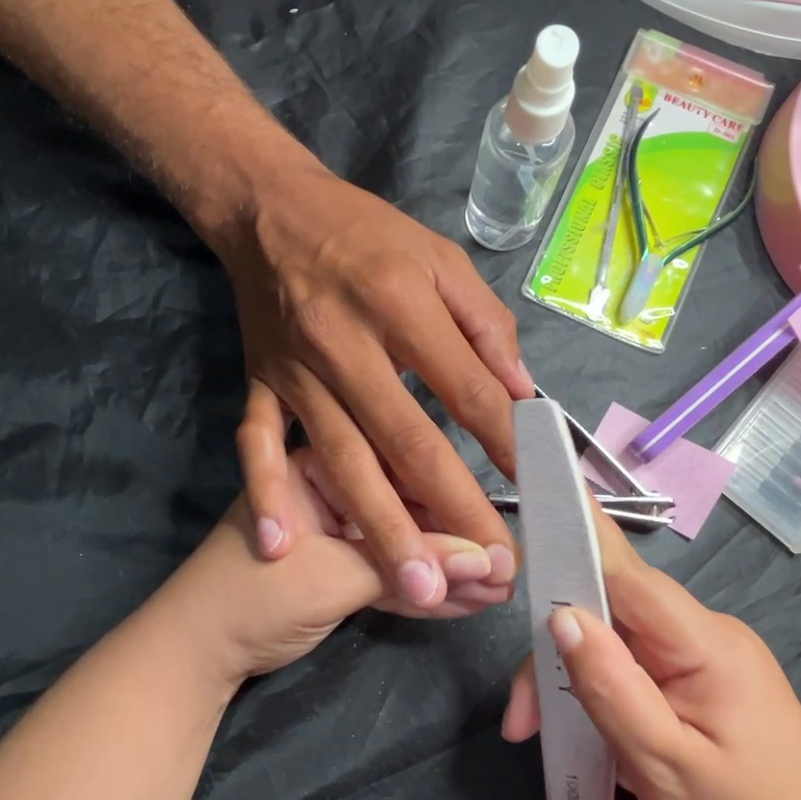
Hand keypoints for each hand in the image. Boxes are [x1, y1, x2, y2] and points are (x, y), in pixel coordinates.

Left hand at [159, 450, 513, 687]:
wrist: (193, 654)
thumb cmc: (250, 595)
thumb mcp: (331, 576)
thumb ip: (408, 566)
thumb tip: (485, 561)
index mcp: (320, 467)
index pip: (401, 474)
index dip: (455, 506)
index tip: (502, 534)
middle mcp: (334, 490)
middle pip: (410, 512)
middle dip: (459, 546)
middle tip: (510, 570)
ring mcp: (338, 534)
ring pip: (404, 548)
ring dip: (447, 574)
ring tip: (499, 593)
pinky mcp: (340, 572)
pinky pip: (391, 576)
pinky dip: (424, 592)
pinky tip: (467, 602)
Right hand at [214, 163, 534, 610]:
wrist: (269, 211)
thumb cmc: (366, 233)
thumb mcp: (439, 256)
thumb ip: (486, 323)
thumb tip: (524, 393)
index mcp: (399, 304)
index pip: (466, 389)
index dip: (507, 443)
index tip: (542, 494)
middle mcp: (346, 346)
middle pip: (405, 442)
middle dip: (452, 509)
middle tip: (488, 569)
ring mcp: (296, 374)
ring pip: (342, 461)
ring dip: (380, 526)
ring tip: (415, 588)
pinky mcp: (259, 387)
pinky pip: (258, 445)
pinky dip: (266, 494)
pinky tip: (280, 545)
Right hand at [500, 513, 800, 799]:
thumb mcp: (663, 763)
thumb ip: (610, 688)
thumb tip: (562, 617)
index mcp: (704, 643)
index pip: (629, 575)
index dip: (578, 543)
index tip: (534, 508)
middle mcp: (704, 630)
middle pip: (610, 609)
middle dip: (558, 649)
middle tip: (522, 720)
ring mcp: (700, 650)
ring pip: (615, 636)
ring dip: (572, 674)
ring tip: (538, 731)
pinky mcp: (695, 672)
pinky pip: (632, 659)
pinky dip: (597, 685)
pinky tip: (579, 725)